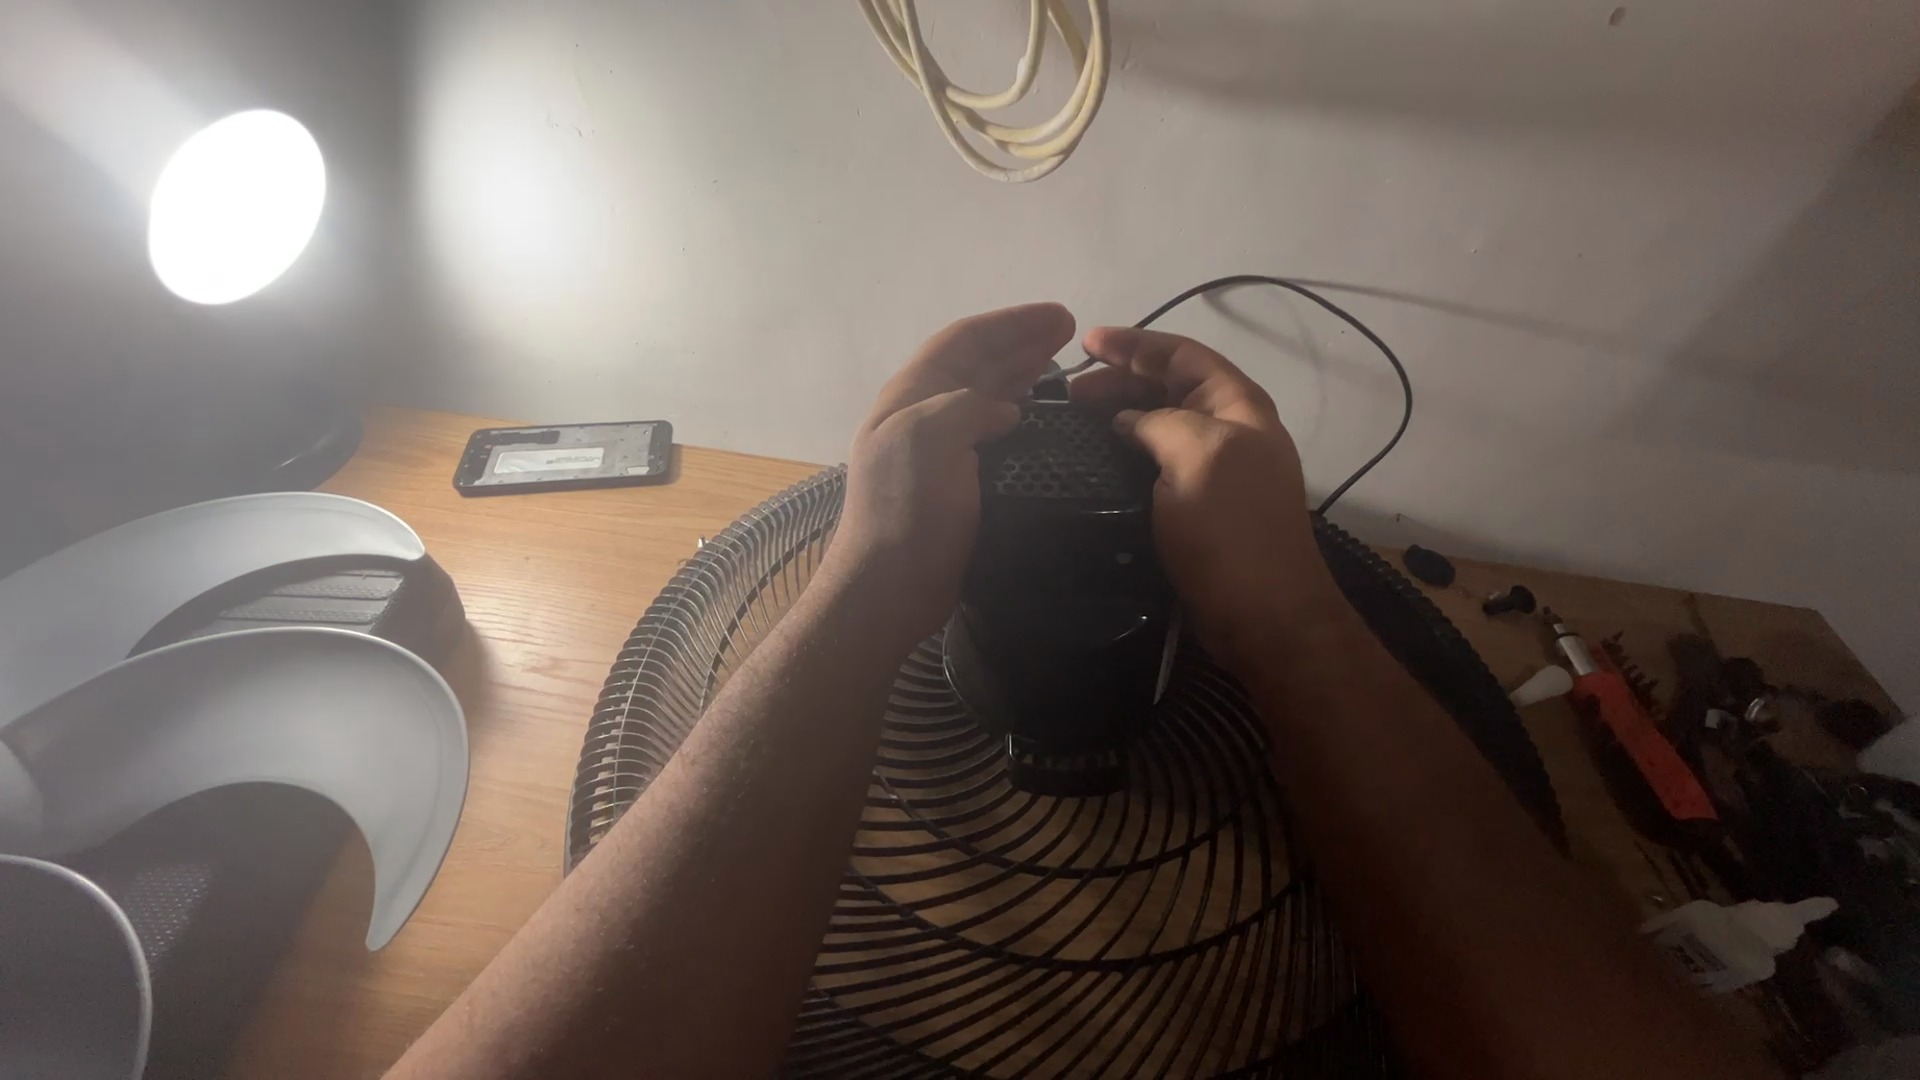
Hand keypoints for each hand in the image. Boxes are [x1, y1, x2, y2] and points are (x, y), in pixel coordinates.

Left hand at [821, 303, 1076, 643]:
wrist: (891, 585)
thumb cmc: (905, 510)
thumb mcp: (927, 439)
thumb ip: (968, 407)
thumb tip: (1007, 410)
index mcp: (911, 395)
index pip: (965, 341)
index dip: (1011, 324)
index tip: (1060, 318)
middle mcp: (924, 414)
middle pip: (978, 364)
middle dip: (1021, 343)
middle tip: (1070, 334)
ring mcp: (940, 450)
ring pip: (986, 396)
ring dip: (1022, 374)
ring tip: (1060, 363)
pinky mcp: (959, 482)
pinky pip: (992, 434)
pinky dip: (1018, 416)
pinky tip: (1037, 415)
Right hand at [1073, 327, 1343, 668]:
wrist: (1262, 613)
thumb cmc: (1230, 529)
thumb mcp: (1196, 456)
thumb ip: (1159, 422)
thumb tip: (1128, 421)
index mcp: (1237, 407)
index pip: (1181, 355)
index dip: (1134, 344)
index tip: (1085, 342)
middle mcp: (1229, 430)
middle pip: (1170, 386)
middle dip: (1121, 379)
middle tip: (1070, 392)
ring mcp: (1215, 469)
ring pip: (1161, 424)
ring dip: (1121, 414)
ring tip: (1076, 419)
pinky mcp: (1197, 505)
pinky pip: (1157, 462)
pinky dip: (1127, 452)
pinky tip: (1100, 458)